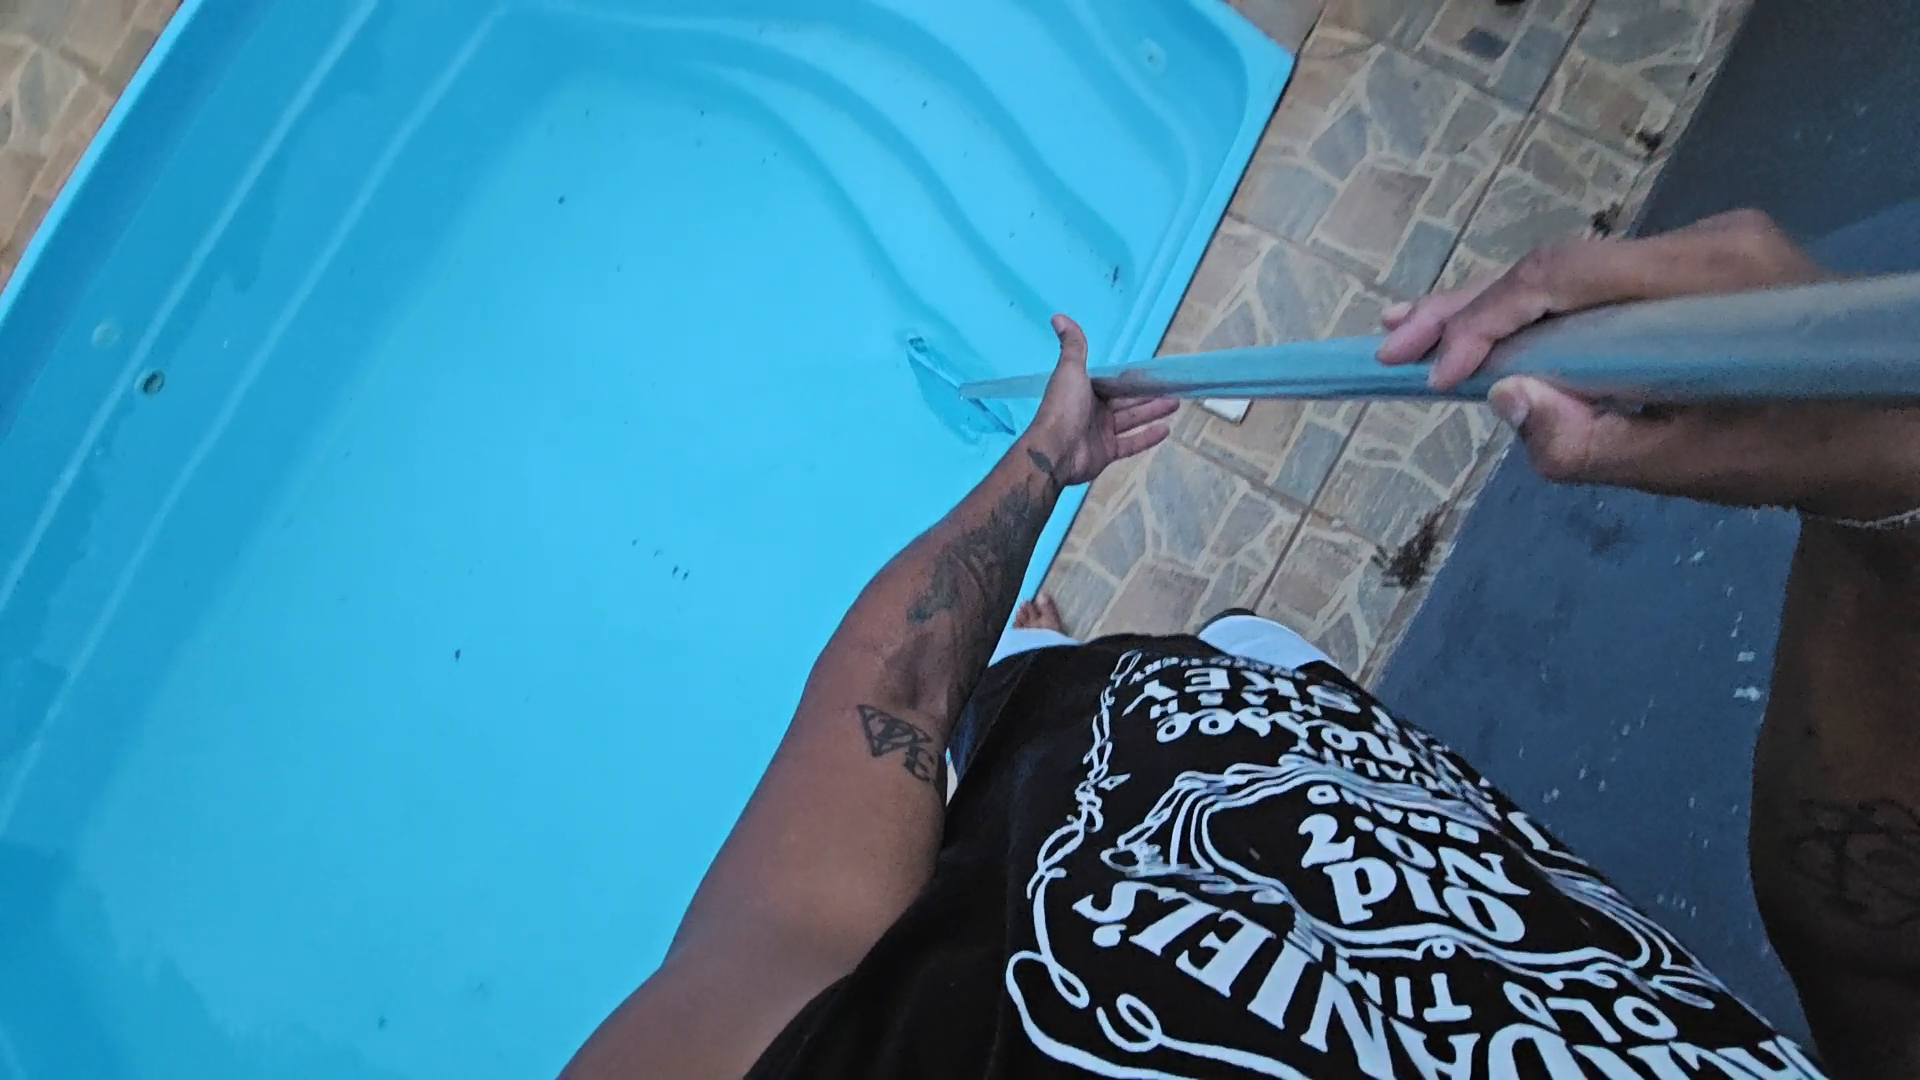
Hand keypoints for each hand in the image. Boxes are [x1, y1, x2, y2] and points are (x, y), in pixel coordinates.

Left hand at [1020, 314, 1177, 487]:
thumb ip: (1073, 346)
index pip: (1114, 382)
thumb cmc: (1064, 408)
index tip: (1154, 371)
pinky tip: (1166, 429)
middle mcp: (1093, 411)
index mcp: (1085, 391)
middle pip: (1126, 401)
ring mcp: (1101, 433)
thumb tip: (1058, 316)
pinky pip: (1131, 443)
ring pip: (1132, 420)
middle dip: (1149, 394)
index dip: (1132, 377)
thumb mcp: (1070, 370)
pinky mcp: (1107, 453)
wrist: (1055, 450)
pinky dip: (1148, 437)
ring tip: (1176, 403)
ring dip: (1153, 411)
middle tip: (1174, 387)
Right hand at [1376, 210, 1919, 519]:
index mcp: (1702, 279)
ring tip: (1401, 329)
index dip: (1484, 322)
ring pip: (1551, 274)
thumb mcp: (1678, 464)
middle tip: (1387, 347)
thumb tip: (1498, 397)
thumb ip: (1581, 441)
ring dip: (1471, 306)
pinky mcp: (1671, 271)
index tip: (1437, 376)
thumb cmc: (1785, 449)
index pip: (1561, 279)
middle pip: (1544, 268)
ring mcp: (1684, 250)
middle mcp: (1693, 243)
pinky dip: (1512, 310)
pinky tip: (1460, 322)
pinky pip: (1575, 287)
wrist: (1887, 424)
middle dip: (1457, 310)